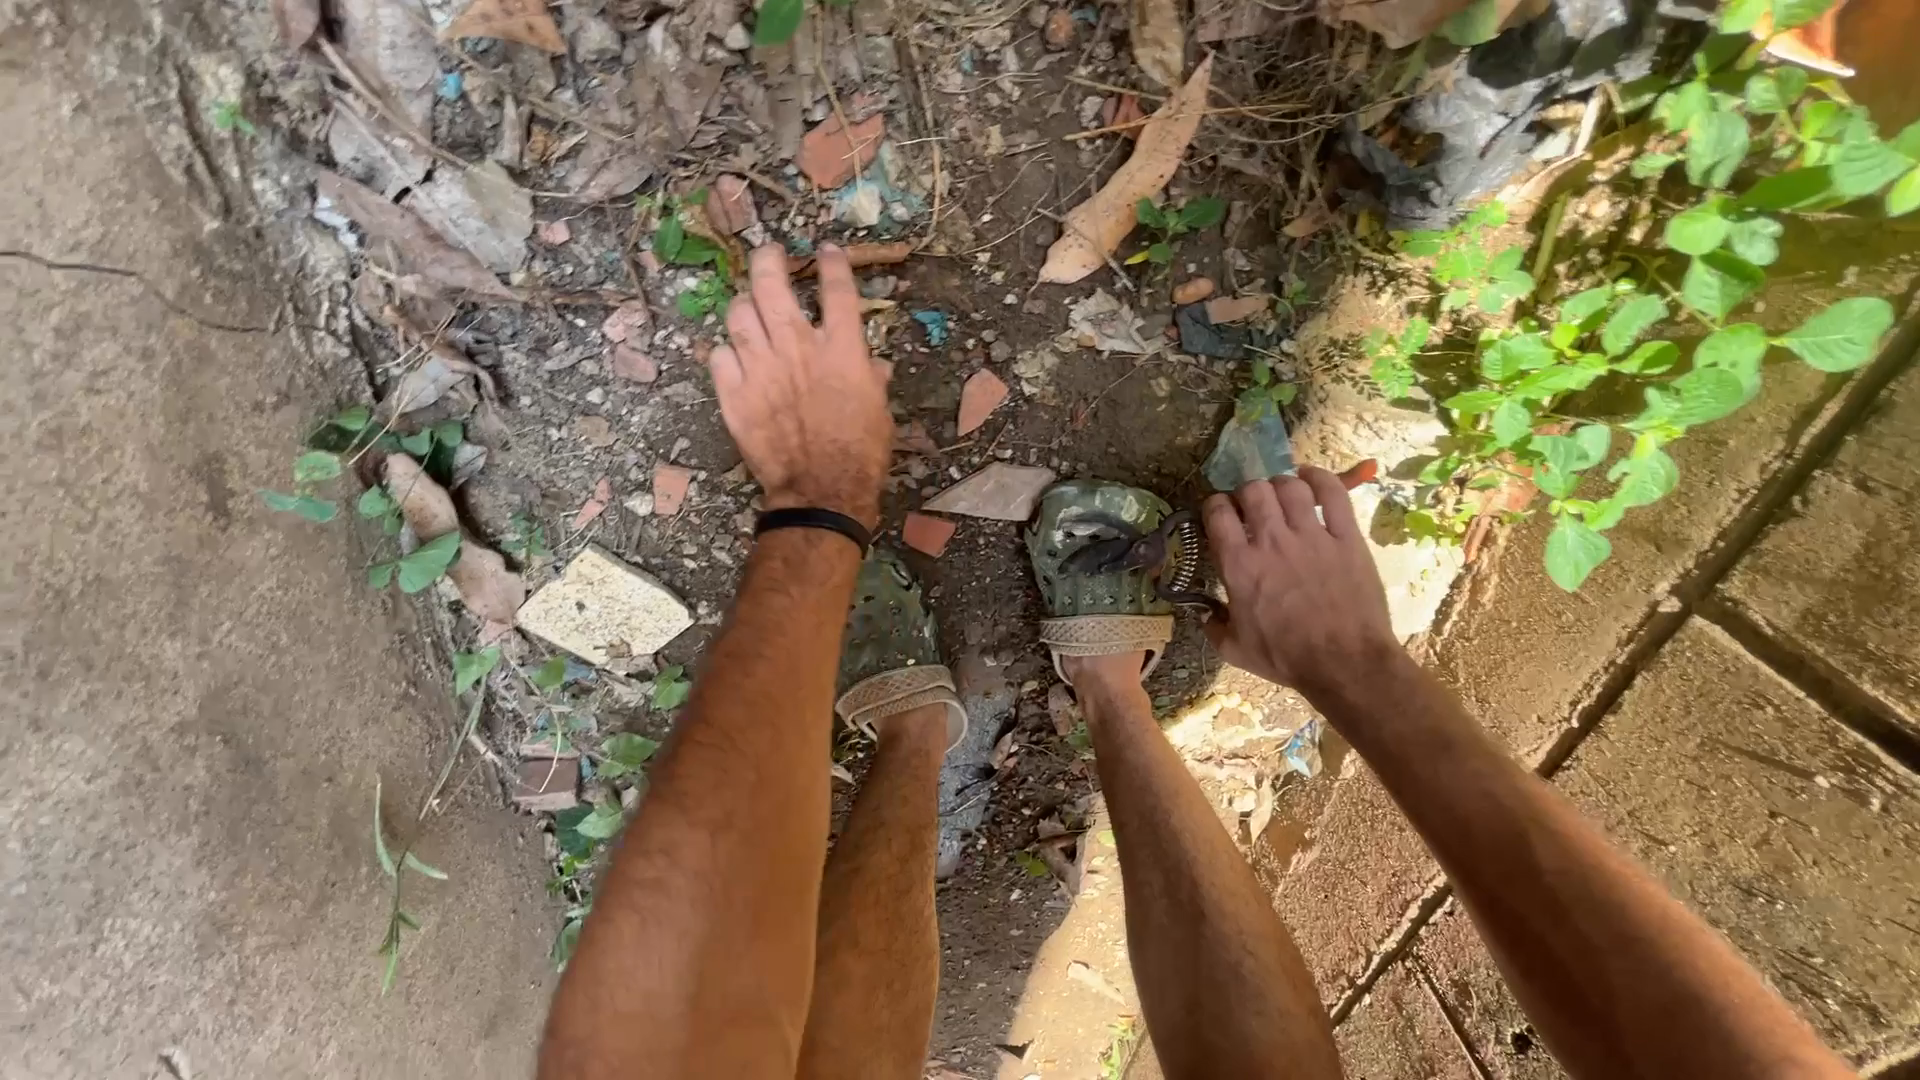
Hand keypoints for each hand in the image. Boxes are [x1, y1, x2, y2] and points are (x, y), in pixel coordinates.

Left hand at [709, 245, 890, 527]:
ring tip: (749, 309)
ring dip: (744, 306)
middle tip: (769, 255)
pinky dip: (725, 352)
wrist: (822, 490)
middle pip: (772, 283)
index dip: (832, 263)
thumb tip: (872, 367)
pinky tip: (732, 356)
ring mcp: (761, 368)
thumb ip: (872, 379)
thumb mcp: (880, 411)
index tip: (826, 250)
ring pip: (739, 313)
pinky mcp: (734, 394)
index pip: (837, 289)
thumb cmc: (861, 453)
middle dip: (768, 260)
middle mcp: (797, 347)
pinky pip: (718, 356)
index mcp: (842, 349)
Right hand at [1201, 465, 1398, 696]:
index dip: (1214, 506)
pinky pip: (1333, 494)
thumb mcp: (1235, 649)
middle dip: (1246, 493)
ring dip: (1279, 485)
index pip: (1217, 513)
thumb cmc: (1286, 658)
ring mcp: (1311, 536)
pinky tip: (1309, 477)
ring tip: (1279, 494)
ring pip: (1289, 487)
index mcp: (1239, 565)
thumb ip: (1212, 625)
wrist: (1345, 664)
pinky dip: (1319, 478)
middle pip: (1253, 491)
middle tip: (1251, 507)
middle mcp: (1271, 541)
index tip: (1219, 514)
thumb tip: (1201, 611)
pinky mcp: (1346, 538)